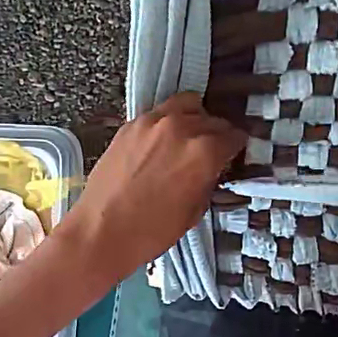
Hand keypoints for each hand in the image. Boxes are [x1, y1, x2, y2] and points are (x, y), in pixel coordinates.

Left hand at [48, 93, 245, 287]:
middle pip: (212, 119)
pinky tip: (163, 141)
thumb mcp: (194, 210)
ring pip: (186, 105)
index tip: (234, 151)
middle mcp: (181, 128)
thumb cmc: (151, 231)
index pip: (233, 136)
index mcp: (203, 152)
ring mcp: (152, 122)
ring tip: (190, 137)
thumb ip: (209, 179)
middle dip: (217, 133)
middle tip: (214, 148)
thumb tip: (213, 167)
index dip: (236, 145)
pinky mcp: (130, 125)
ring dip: (194, 118)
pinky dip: (168, 122)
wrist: (101, 231)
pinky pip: (159, 114)